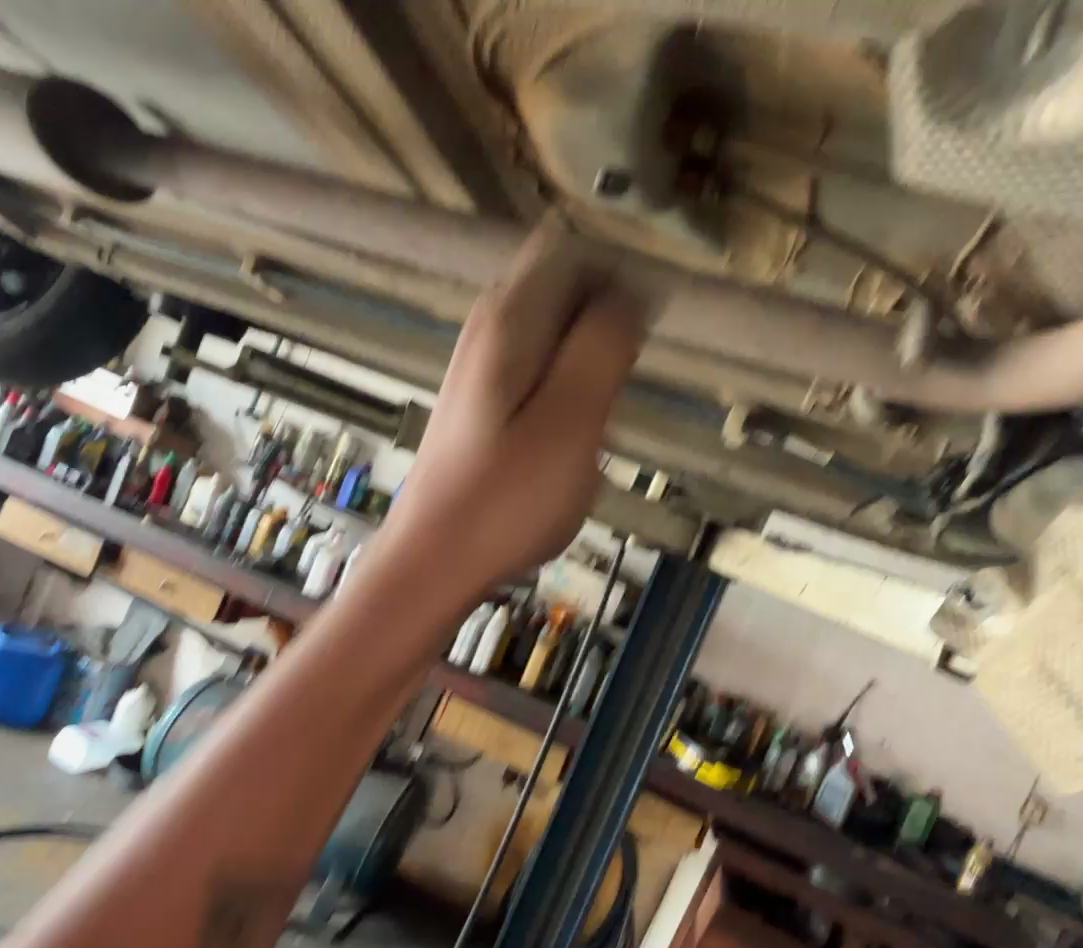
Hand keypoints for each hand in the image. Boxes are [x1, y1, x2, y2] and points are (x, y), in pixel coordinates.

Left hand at [376, 223, 645, 596]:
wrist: (433, 563)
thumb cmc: (506, 500)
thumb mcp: (570, 421)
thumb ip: (602, 346)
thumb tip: (633, 289)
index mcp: (507, 320)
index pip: (569, 249)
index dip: (617, 271)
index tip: (648, 322)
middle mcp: (487, 329)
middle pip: (561, 286)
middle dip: (604, 318)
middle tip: (625, 377)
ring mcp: (480, 367)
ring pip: (552, 330)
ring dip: (588, 357)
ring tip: (602, 410)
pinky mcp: (480, 404)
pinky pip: (538, 369)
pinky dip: (566, 387)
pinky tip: (574, 434)